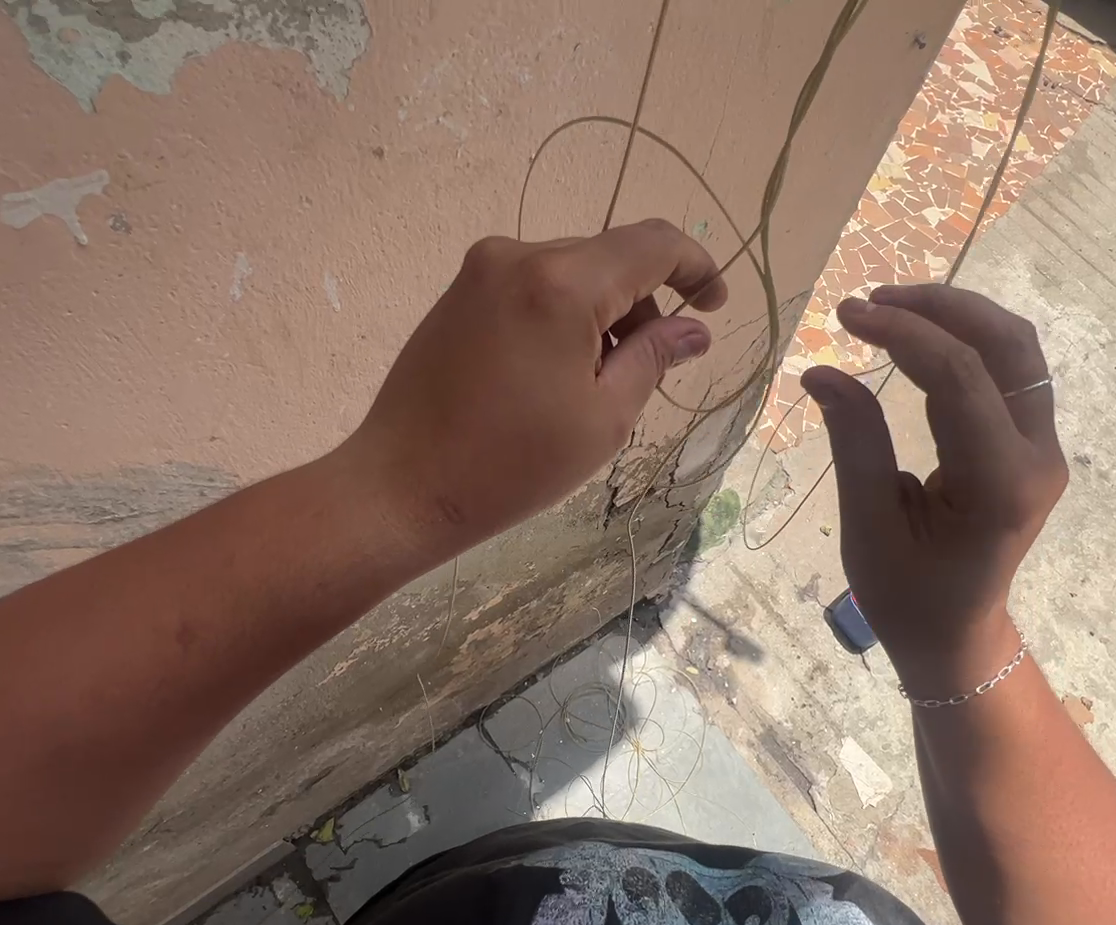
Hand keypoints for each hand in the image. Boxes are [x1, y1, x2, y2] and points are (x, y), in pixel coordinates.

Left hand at [342, 219, 727, 553]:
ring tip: (590, 387)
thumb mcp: (603, 418)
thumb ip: (653, 358)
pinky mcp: (456, 296)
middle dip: (642, 307)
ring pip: (569, 274)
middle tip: (643, 374)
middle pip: (608, 260)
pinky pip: (531, 288)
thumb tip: (692, 328)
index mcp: (562, 283)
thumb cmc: (512, 465)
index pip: (652, 244)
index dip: (695, 267)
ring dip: (600, 316)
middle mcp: (518, 256)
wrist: (402, 488)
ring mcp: (479, 273)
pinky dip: (560, 318)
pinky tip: (549, 377)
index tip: (713, 306)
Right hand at [802, 285, 1065, 693]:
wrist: (956, 635)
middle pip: (1008, 344)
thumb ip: (855, 443)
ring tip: (888, 309)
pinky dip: (961, 345)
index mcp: (999, 483)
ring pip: (1015, 351)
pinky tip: (915, 341)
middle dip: (939, 307)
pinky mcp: (1029, 448)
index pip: (959, 377)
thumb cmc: (906, 596)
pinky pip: (1006, 375)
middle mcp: (1037, 456)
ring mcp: (1042, 449)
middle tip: (871, 300)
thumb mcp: (869, 527)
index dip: (901, 333)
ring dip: (954, 318)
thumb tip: (822, 372)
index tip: (845, 315)